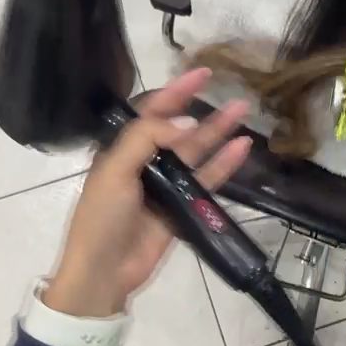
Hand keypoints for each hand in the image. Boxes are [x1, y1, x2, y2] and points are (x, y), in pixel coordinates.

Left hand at [44, 69, 251, 317]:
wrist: (104, 272)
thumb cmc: (101, 218)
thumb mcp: (115, 171)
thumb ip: (147, 139)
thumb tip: (188, 121)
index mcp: (121, 150)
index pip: (151, 112)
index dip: (175, 92)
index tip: (201, 73)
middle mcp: (145, 162)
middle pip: (179, 130)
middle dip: (204, 109)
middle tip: (232, 91)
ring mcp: (165, 186)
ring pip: (196, 152)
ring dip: (219, 132)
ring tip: (243, 111)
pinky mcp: (182, 207)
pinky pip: (206, 180)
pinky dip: (223, 164)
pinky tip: (242, 148)